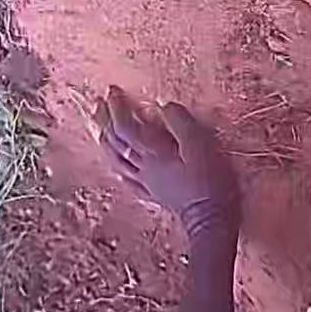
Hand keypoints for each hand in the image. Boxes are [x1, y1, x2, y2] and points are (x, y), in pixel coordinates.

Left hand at [96, 87, 241, 241]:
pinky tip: (117, 165)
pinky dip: (118, 166)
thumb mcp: (200, 144)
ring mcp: (146, 182)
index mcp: (153, 152)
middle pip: (115, 142)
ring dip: (106, 140)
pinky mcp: (153, 194)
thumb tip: (163, 105)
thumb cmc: (209, 180)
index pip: (125, 127)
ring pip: (116, 159)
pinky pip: (126, 177)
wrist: (211, 220)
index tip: (112, 91)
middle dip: (105, 120)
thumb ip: (180, 122)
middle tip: (99, 103)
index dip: (116, 108)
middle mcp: (143, 167)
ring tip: (101, 128)